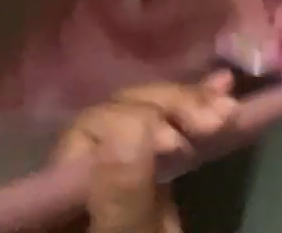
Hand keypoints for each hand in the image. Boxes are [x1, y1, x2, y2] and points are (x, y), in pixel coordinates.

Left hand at [53, 73, 237, 232]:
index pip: (89, 130)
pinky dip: (199, 100)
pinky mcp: (151, 165)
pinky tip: (224, 90)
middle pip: (119, 113)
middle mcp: (80, 172)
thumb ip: (123, 191)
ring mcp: (117, 167)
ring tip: (227, 113)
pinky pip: (170, 120)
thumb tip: (131, 124)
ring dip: (193, 102)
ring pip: (148, 110)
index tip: (180, 144)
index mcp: (54, 191)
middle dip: (173, 108)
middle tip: (215, 121)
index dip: (136, 122)